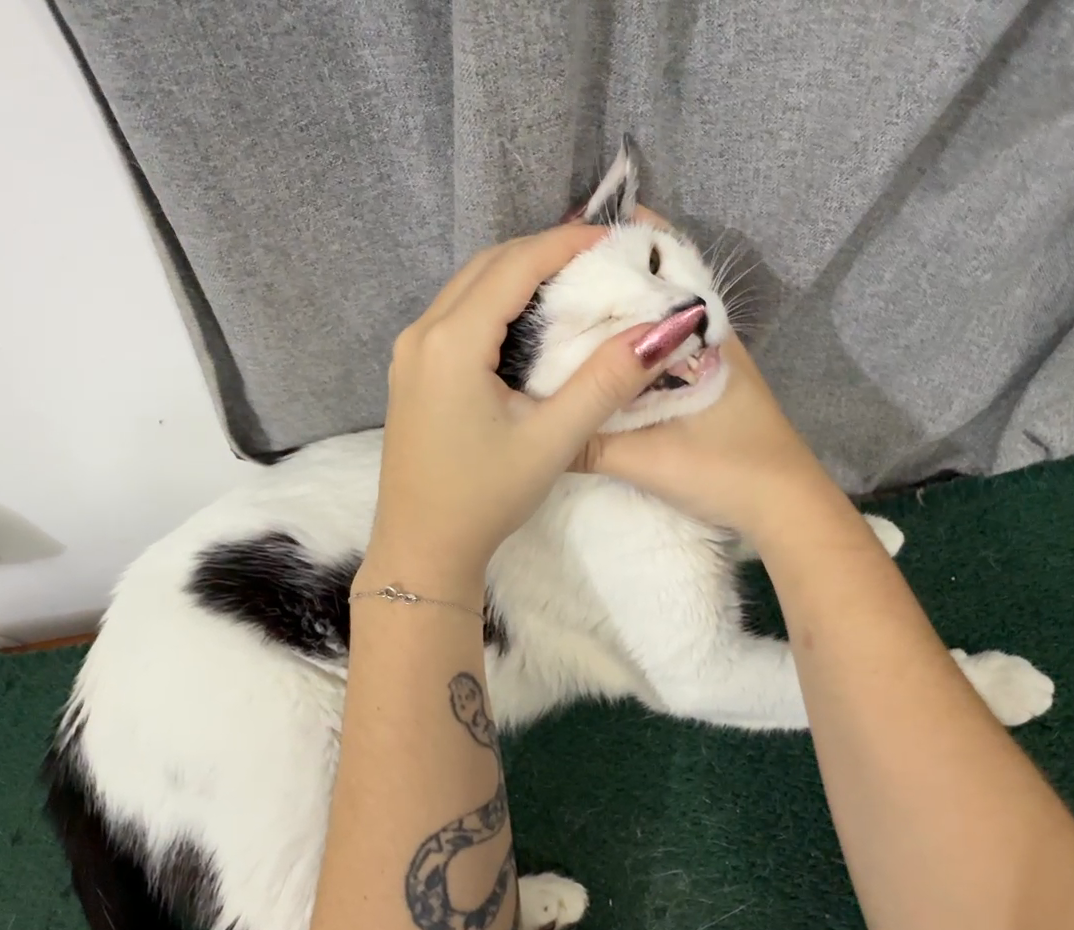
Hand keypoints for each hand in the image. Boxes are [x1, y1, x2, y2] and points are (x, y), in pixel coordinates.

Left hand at [365, 223, 687, 597]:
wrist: (422, 547)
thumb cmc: (484, 498)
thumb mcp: (551, 441)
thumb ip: (605, 382)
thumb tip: (663, 330)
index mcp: (451, 342)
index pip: (514, 265)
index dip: (566, 243)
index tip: (614, 238)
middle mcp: (422, 333)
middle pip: (487, 266)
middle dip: (543, 252)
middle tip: (599, 258)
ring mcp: (410, 352)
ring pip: (468, 287)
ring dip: (518, 275)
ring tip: (572, 282)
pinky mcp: (412, 371)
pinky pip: (456, 314)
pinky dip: (497, 303)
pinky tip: (530, 322)